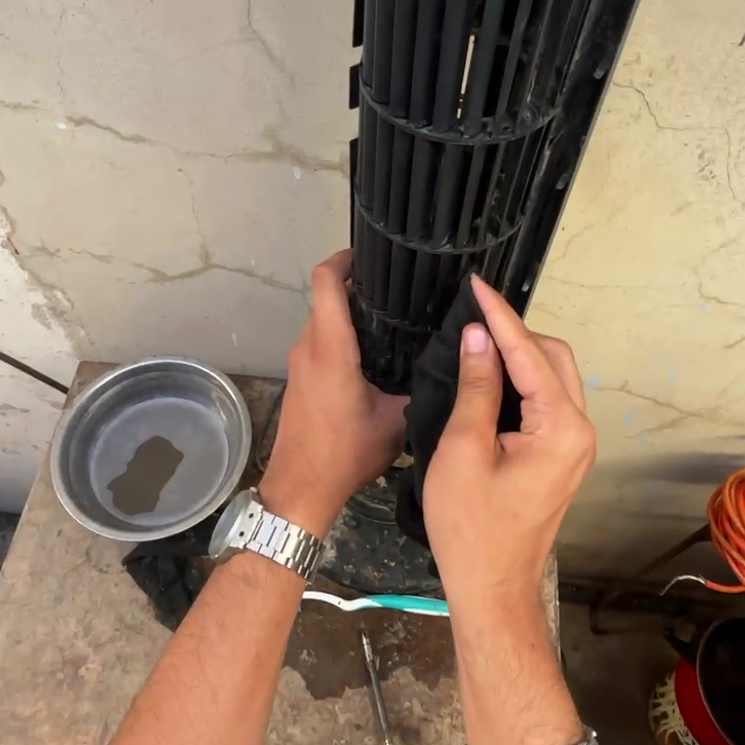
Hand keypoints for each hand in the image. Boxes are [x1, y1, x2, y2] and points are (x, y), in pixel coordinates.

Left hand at [259, 251, 408, 536]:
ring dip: (352, 315)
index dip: (346, 259)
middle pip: (328, 298)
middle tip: (402, 292)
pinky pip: (320, 342)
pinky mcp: (300, 379)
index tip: (374, 255)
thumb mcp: (395, 422)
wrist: (301, 489)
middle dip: (360, 288)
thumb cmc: (346, 453)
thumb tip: (444, 364)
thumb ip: (417, 387)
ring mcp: (300, 363)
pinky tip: (375, 354)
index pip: (327, 281)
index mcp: (331, 348)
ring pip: (324, 322)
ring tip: (395, 321)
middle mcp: (309, 347)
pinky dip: (343, 337)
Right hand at [424, 276, 593, 603]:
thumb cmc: (470, 524)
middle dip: (516, 332)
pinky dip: (522, 382)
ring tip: (477, 339)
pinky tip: (491, 375)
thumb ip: (476, 388)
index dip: (500, 316)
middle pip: (554, 359)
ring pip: (553, 378)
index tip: (477, 285)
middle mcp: (579, 430)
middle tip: (473, 316)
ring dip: (520, 356)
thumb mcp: (463, 449)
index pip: (529, 354)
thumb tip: (479, 337)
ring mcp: (575, 445)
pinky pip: (547, 402)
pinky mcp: (561, 456)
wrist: (491, 585)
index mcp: (561, 427)